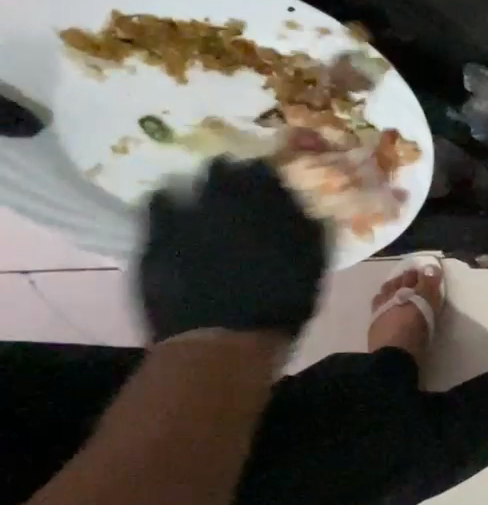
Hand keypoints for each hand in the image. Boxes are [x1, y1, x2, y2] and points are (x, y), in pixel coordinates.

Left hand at [139, 158, 326, 341]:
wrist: (225, 338)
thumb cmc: (280, 305)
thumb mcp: (311, 268)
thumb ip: (310, 234)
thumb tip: (313, 209)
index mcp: (272, 216)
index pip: (268, 177)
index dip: (267, 170)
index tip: (266, 166)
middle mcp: (231, 210)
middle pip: (227, 176)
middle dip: (230, 170)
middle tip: (231, 168)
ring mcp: (190, 223)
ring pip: (192, 186)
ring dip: (198, 181)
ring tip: (199, 180)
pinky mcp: (157, 239)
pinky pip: (158, 207)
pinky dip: (164, 199)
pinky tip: (167, 198)